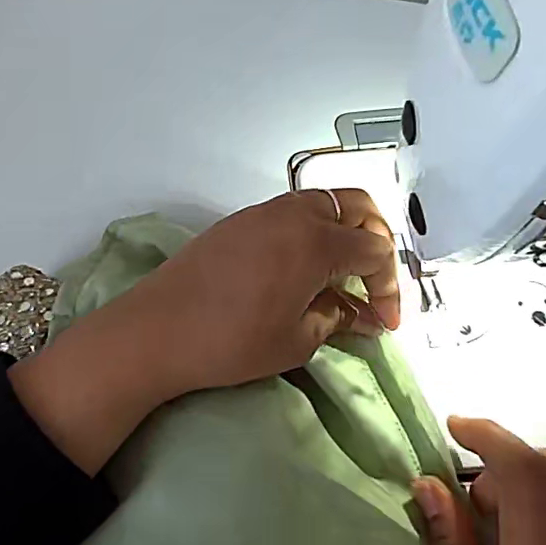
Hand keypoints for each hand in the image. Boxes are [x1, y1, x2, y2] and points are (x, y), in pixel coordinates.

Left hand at [10, 190, 401, 474]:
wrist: (157, 329)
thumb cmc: (231, 341)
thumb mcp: (296, 340)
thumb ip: (338, 318)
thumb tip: (364, 315)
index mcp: (316, 242)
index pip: (376, 250)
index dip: (389, 288)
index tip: (383, 321)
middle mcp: (295, 214)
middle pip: (359, 208)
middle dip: (377, 241)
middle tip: (373, 281)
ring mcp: (265, 211)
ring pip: (325, 203)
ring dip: (345, 231)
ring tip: (340, 274)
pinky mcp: (242, 219)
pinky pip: (294, 211)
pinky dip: (314, 230)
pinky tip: (303, 268)